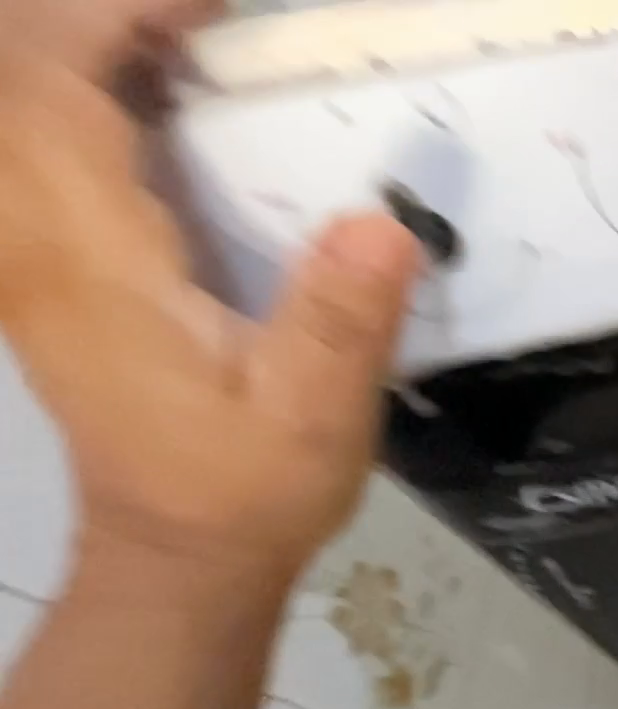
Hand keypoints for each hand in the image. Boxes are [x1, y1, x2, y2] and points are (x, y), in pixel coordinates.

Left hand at [0, 21, 419, 586]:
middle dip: (95, 20)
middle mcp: (32, 240)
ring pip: (13, 113)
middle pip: (10, 78)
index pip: (49, 86)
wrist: (184, 548)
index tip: (214, 6)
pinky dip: (89, 109)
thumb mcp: (318, 409)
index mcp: (93, 259)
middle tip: (212, 22)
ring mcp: (30, 257)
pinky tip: (168, 124)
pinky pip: (38, 156)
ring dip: (87, 59)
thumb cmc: (251, 482)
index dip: (111, 15)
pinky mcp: (54, 276)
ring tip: (196, 54)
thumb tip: (385, 221)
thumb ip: (342, 317)